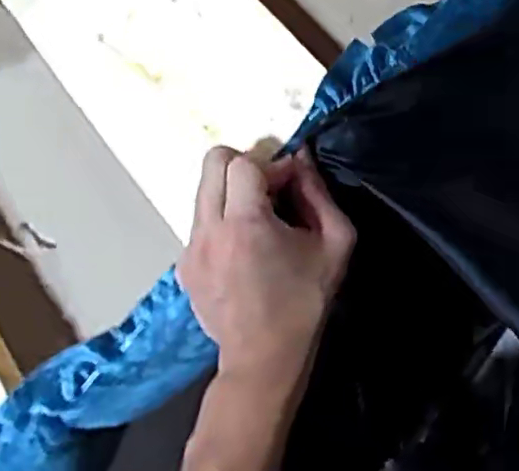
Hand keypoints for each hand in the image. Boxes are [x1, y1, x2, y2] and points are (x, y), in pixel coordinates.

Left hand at [178, 147, 355, 382]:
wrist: (264, 360)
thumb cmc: (306, 299)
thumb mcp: (335, 239)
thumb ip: (318, 192)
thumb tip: (301, 158)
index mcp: (243, 224)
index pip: (243, 163)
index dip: (274, 165)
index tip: (294, 184)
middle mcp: (208, 231)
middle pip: (213, 164)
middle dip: (246, 165)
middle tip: (271, 190)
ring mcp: (189, 251)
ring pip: (205, 191)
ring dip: (234, 192)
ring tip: (261, 219)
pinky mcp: (182, 267)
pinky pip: (202, 221)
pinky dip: (224, 218)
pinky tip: (246, 246)